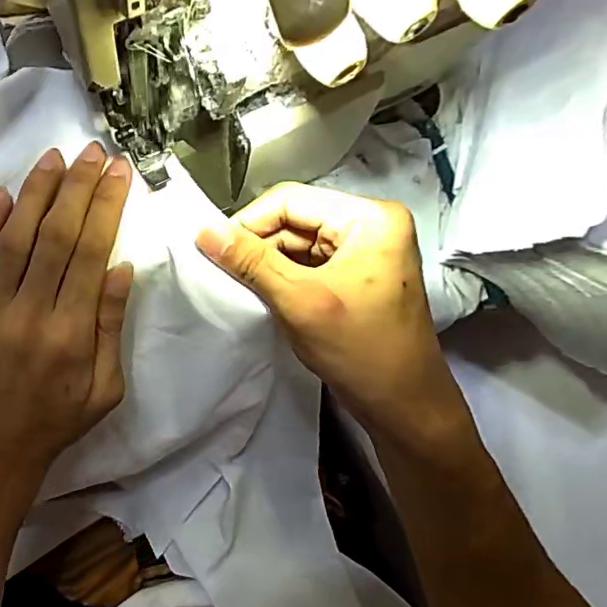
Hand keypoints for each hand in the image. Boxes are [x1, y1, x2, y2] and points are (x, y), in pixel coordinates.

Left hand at [0, 141, 134, 525]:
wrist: (1, 446)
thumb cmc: (62, 418)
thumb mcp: (107, 386)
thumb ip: (112, 325)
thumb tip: (122, 266)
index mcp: (72, 333)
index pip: (91, 252)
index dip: (106, 206)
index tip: (119, 172)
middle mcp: (30, 315)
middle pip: (55, 236)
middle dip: (76, 188)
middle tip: (92, 152)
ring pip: (13, 240)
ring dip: (35, 195)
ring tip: (53, 159)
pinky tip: (4, 196)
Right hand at [196, 183, 464, 444]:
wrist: (403, 405)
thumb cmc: (361, 351)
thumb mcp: (299, 300)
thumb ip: (250, 261)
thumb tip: (204, 231)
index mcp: (370, 219)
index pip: (290, 201)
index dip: (247, 223)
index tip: (213, 251)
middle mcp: (370, 225)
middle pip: (293, 219)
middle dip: (256, 246)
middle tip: (223, 273)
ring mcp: (363, 251)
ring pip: (295, 242)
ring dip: (266, 263)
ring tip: (240, 286)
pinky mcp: (354, 274)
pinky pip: (306, 263)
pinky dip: (281, 276)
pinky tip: (263, 294)